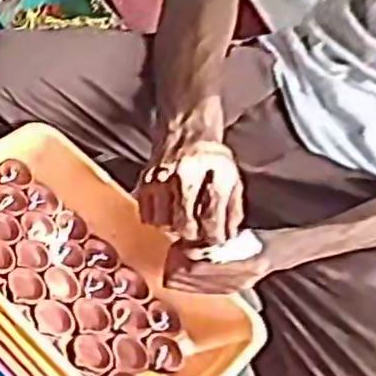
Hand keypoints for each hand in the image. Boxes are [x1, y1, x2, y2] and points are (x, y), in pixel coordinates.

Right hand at [138, 98, 242, 245]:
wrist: (184, 133)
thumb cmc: (210, 157)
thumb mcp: (231, 177)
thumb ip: (231, 206)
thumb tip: (228, 234)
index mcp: (215, 173)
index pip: (213, 214)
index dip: (215, 233)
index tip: (216, 242)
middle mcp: (187, 176)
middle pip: (185, 222)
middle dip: (193, 235)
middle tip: (198, 239)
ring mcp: (161, 180)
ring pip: (163, 222)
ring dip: (174, 229)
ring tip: (183, 226)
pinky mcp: (143, 184)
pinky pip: (146, 215)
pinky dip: (157, 221)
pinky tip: (167, 217)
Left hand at [163, 227, 307, 293]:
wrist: (285, 253)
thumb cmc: (263, 239)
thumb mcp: (242, 235)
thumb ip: (216, 242)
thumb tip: (188, 247)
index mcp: (245, 266)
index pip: (197, 269)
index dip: (180, 258)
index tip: (177, 247)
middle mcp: (238, 281)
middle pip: (188, 280)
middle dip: (174, 266)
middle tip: (173, 253)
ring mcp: (232, 289)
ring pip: (188, 287)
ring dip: (177, 274)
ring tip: (176, 260)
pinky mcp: (228, 292)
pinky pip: (197, 290)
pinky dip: (185, 280)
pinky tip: (183, 270)